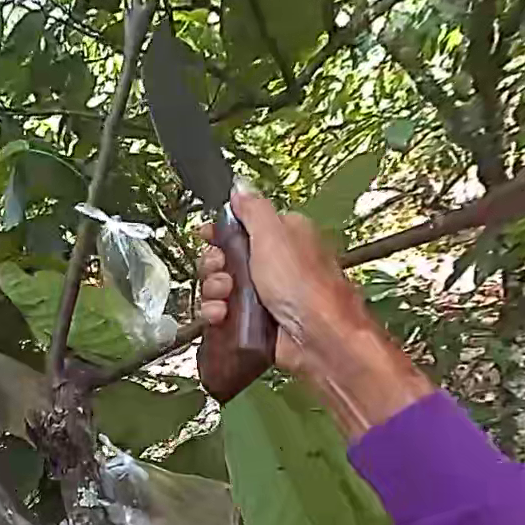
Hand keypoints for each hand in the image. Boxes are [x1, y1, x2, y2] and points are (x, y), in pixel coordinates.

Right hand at [196, 186, 364, 375]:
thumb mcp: (274, 234)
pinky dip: (217, 313)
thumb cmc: (304, 285)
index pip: (242, 227)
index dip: (220, 232)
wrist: (318, 337)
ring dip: (214, 290)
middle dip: (215, 264)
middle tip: (222, 271)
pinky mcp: (254, 322)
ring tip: (224, 296)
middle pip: (225, 258)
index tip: (206, 236)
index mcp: (282, 236)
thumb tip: (239, 186)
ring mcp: (263, 295)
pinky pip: (224, 313)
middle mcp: (273, 265)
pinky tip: (221, 315)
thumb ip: (253, 208)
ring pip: (220, 287)